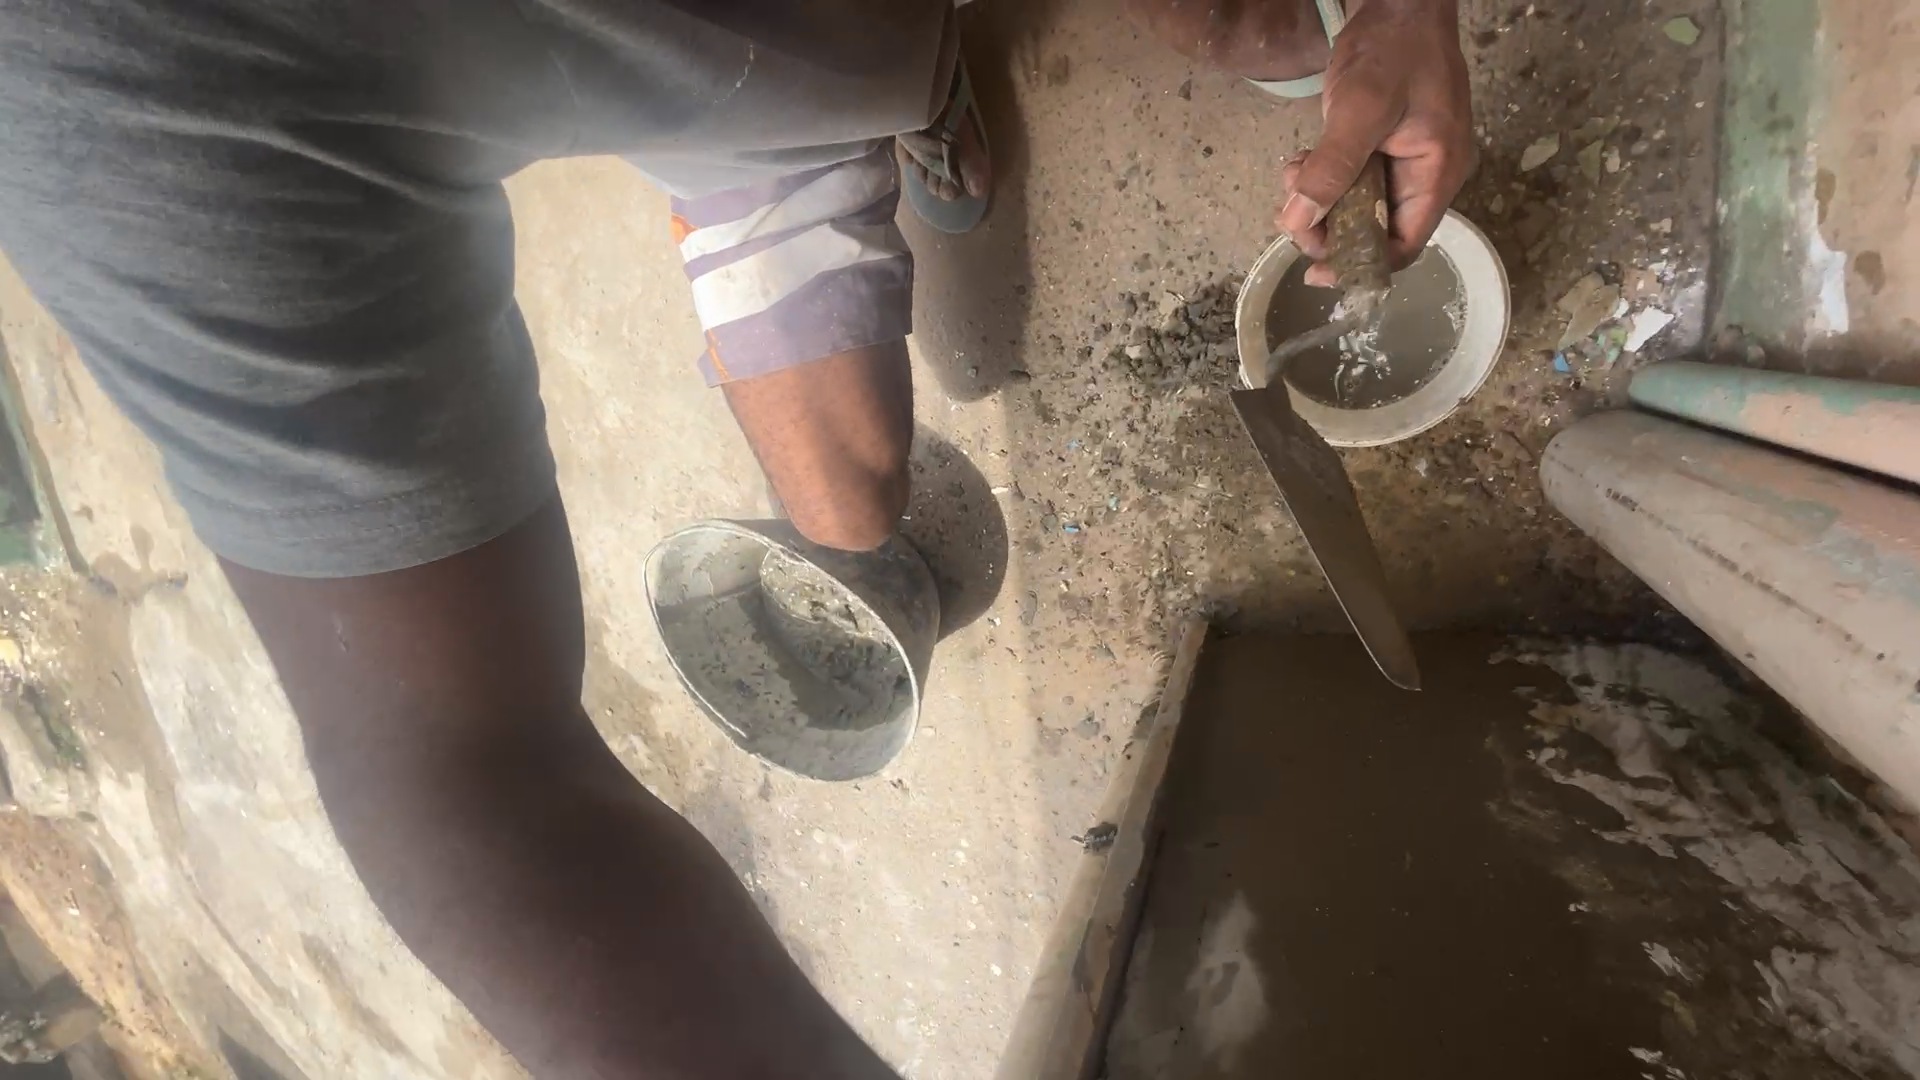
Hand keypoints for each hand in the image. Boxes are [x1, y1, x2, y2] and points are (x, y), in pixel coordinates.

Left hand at [1277, 0, 1471, 285]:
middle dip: (1324, 231)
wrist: (1396, 0)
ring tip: (1292, 174)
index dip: (1358, 267)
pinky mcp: (1374, 155)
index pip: (1402, 247)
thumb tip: (1298, 222)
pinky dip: (1315, 184)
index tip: (1313, 270)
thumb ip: (1332, 168)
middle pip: (1369, 236)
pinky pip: (1341, 189)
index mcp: (1435, 174)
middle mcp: (1421, 178)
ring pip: (1348, 215)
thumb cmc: (1392, 47)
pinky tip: (1299, 163)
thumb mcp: (1361, 108)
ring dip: (1312, 206)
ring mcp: (1397, 167)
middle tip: (1290, 211)